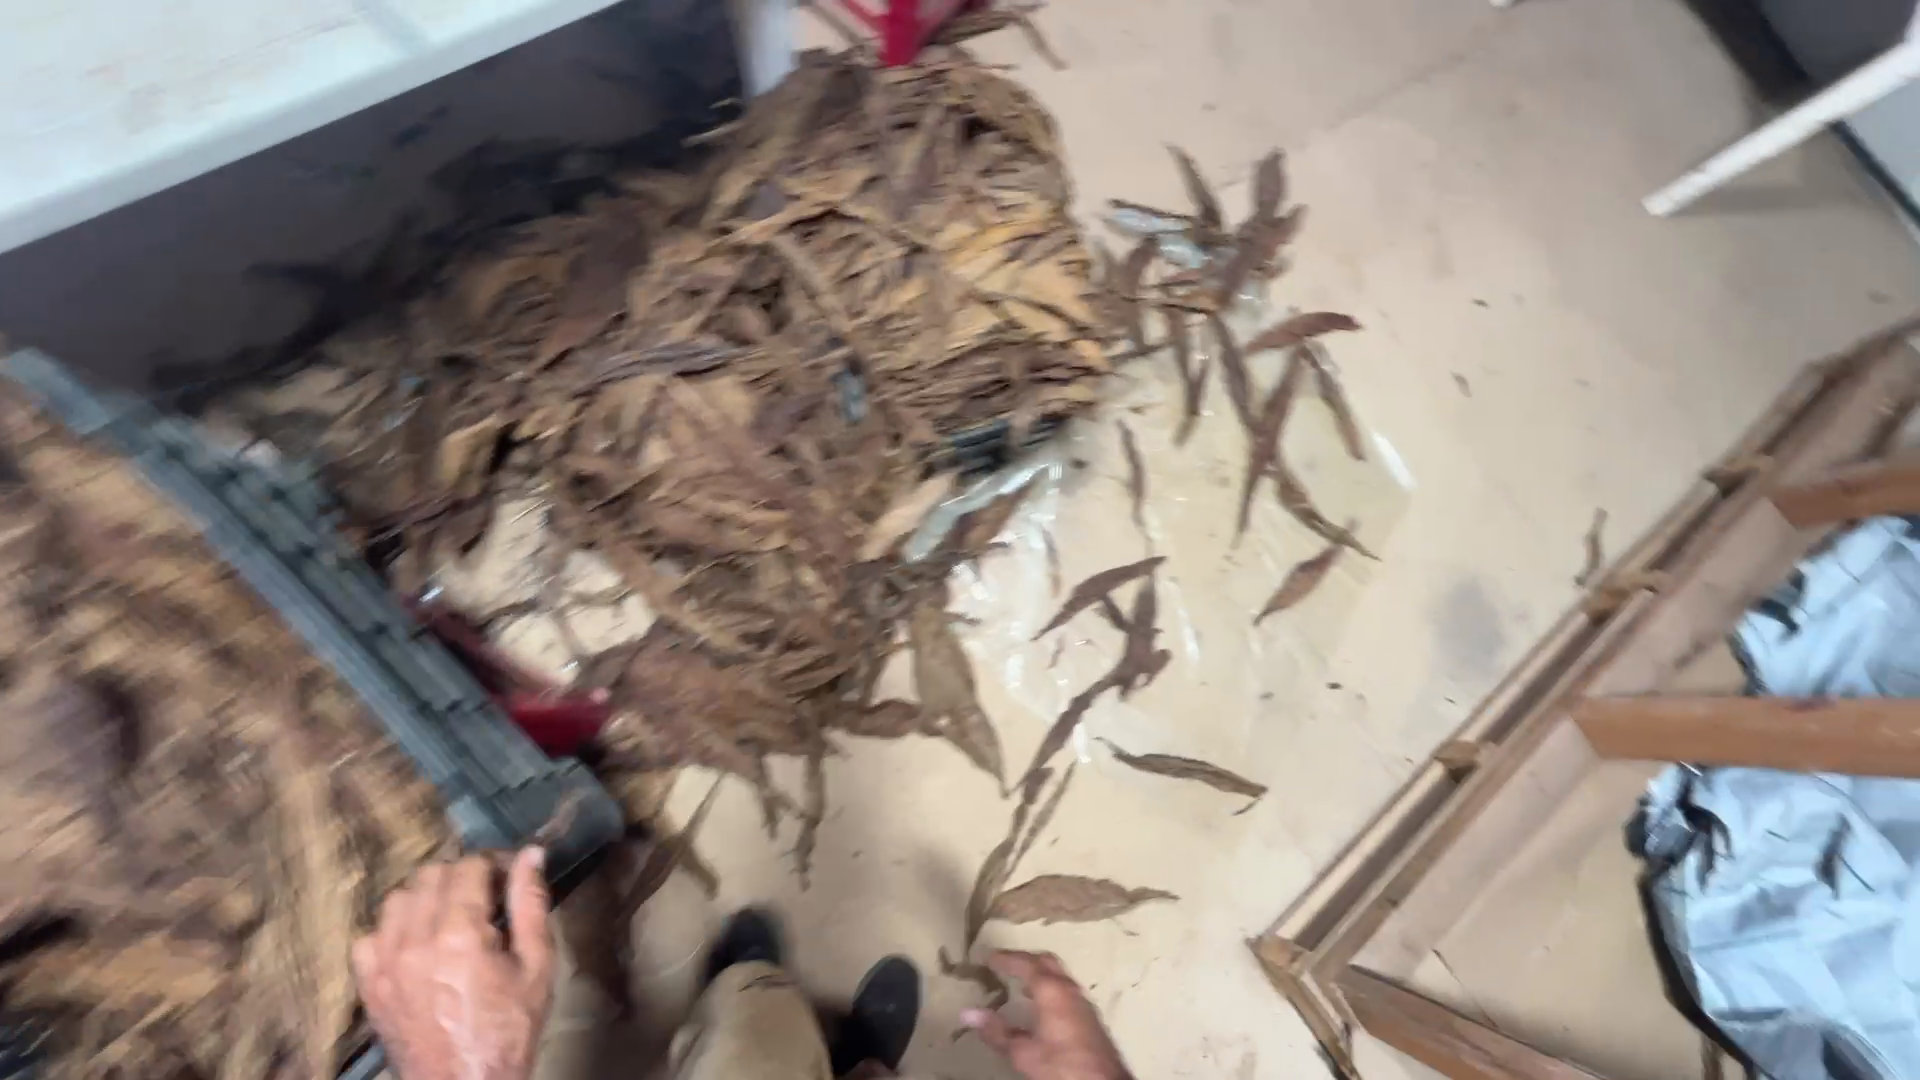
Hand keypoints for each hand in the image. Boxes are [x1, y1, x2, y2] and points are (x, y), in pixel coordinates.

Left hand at [352, 849, 555, 1079]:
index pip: (470, 866)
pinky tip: (419, 942)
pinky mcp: (368, 986)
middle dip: (464, 874)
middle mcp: (415, 942)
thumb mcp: (537, 961)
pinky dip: (394, 929)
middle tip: (489, 894)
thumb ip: (531, 902)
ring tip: (453, 914)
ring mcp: (384, 965)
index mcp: (461, 934)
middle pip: (432, 874)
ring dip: (428, 895)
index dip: (496, 862)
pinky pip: (370, 935)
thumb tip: (532, 853)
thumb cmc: (511, 1024)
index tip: (512, 875)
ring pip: (398, 898)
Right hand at [961, 951, 1130, 1079]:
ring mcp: (1082, 1000)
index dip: (1006, 958)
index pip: (1026, 963)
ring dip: (1039, 973)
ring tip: (1021, 982)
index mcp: (1052, 990)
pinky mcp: (1090, 1015)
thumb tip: (968, 1013)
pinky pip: (1067, 988)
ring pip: (1059, 974)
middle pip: (1046, 961)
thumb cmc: (1061, 1066)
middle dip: (1025, 959)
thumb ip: (997, 1032)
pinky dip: (1051, 986)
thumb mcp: (1024, 1053)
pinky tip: (1043, 1006)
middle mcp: (1069, 988)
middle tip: (1005, 963)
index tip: (988, 956)